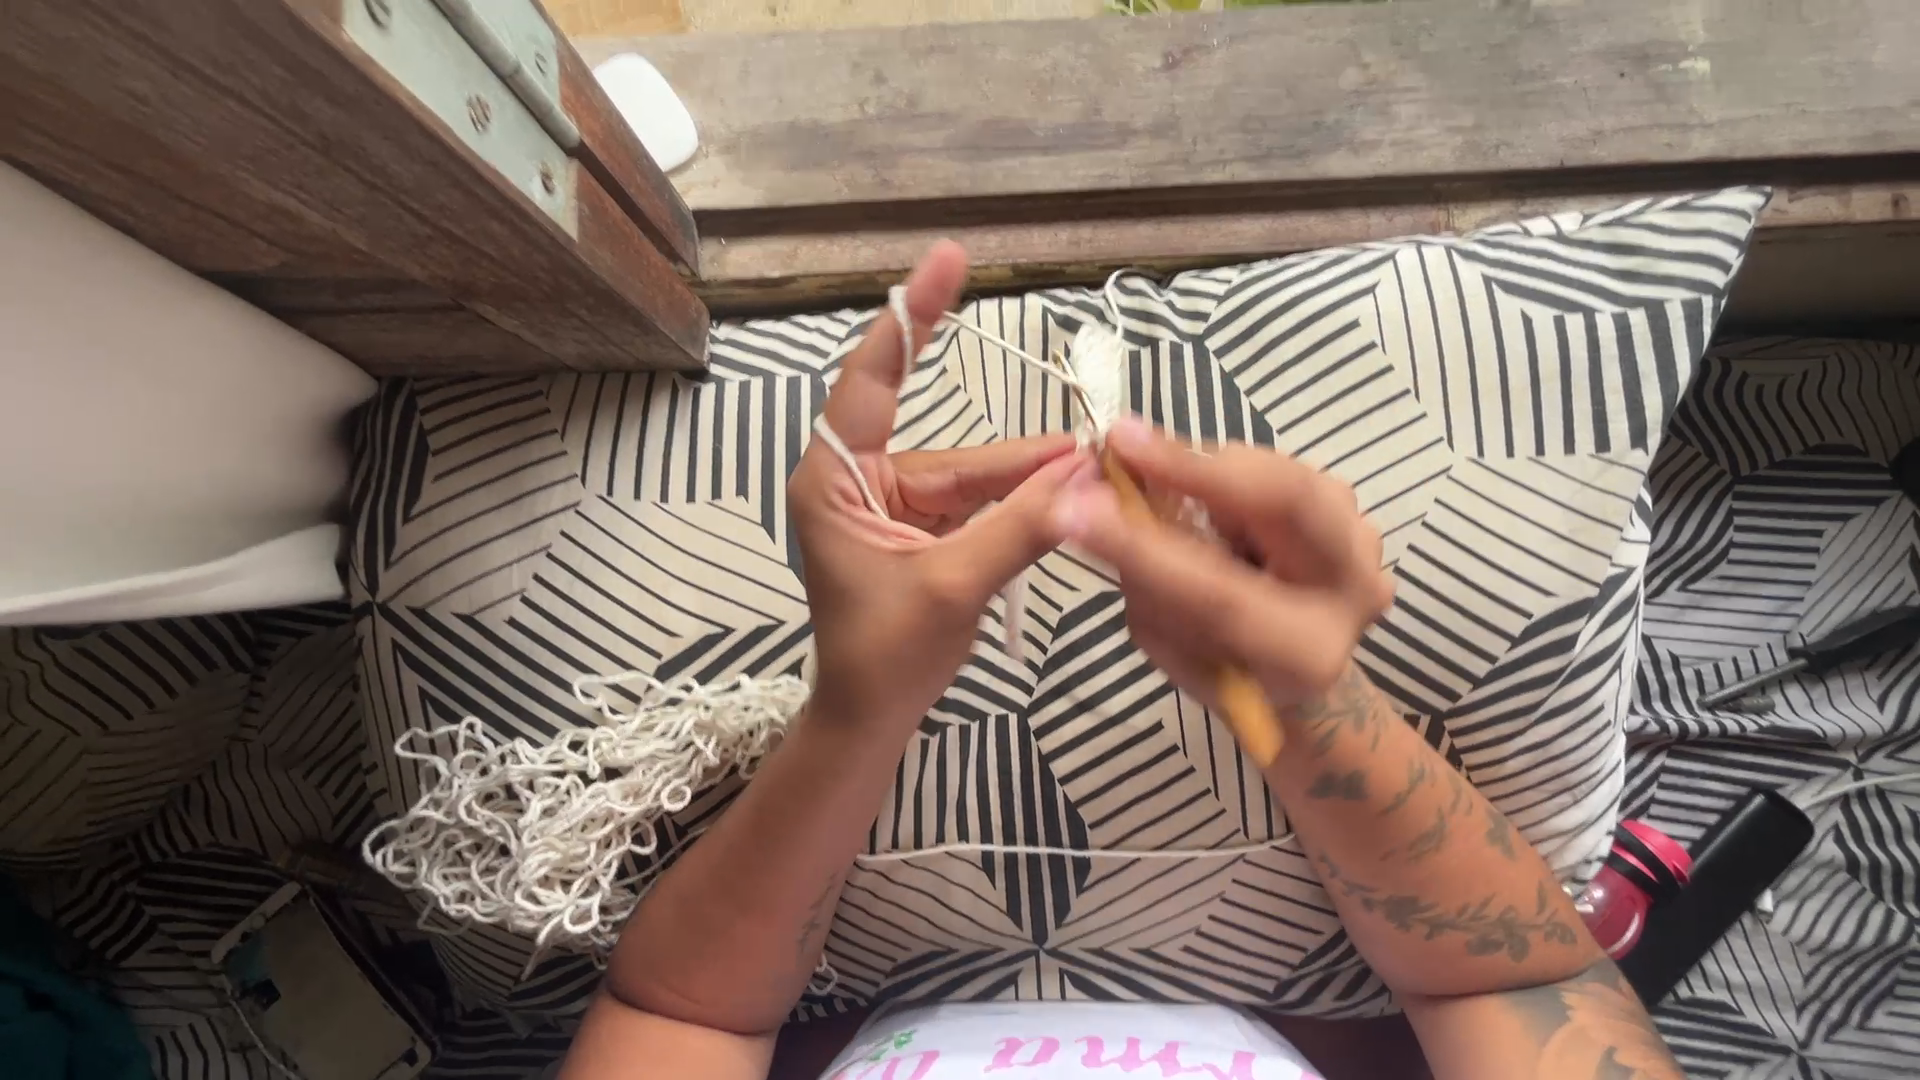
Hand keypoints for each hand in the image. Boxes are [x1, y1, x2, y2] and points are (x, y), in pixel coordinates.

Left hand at [789, 242, 1089, 728]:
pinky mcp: (919, 533)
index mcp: (837, 482)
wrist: (869, 717)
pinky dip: (1018, 504)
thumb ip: (1017, 526)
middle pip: (950, 448)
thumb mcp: (952, 587)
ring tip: (1094, 474)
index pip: (872, 382)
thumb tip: (1085, 475)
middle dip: (1020, 453)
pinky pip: (975, 506)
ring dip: (1029, 480)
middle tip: (1090, 440)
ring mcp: (892, 508)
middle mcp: (860, 482)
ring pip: (972, 479)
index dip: (911, 318)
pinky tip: (1065, 497)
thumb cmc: (885, 656)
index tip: (950, 259)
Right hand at [1053, 418, 1393, 708]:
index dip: (1144, 548)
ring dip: (1205, 466)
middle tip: (1122, 440)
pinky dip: (1226, 468)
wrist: (1305, 672)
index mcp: (1305, 651)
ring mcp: (1365, 541)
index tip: (1076, 508)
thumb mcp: (1172, 646)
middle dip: (1196, 465)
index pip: (1218, 594)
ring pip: (1280, 472)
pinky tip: (1198, 481)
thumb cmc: (1227, 670)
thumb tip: (1089, 507)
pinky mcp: (1355, 511)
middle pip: (1284, 501)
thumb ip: (1145, 583)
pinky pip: (1282, 468)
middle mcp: (1354, 590)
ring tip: (1150, 466)